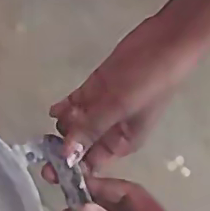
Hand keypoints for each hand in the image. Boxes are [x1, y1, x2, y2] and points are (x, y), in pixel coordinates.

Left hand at [52, 15, 199, 168]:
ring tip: (60, 118)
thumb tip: (66, 157)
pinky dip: (65, 108)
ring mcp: (101, 107)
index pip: (92, 163)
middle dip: (63, 145)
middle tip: (45, 143)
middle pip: (80, 144)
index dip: (70, 168)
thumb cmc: (148, 80)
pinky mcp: (96, 87)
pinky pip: (76, 103)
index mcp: (122, 142)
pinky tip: (54, 109)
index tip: (47, 169)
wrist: (165, 41)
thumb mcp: (118, 108)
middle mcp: (111, 129)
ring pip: (76, 123)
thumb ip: (91, 130)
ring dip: (65, 124)